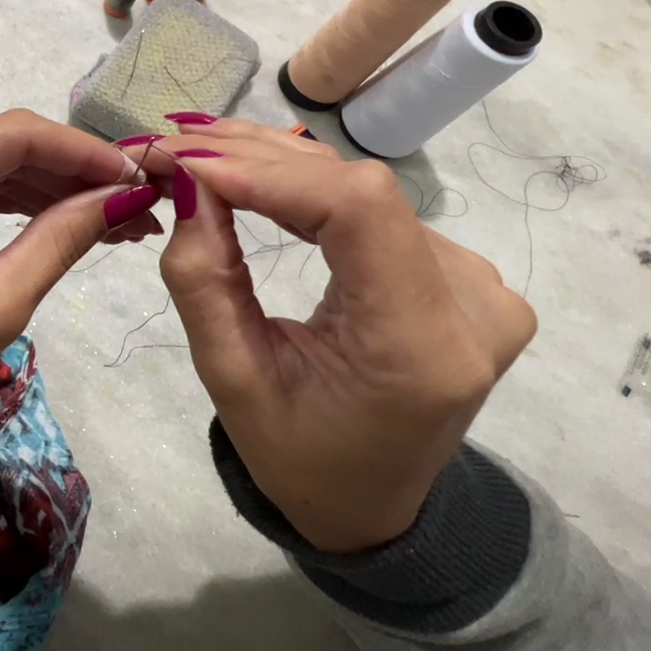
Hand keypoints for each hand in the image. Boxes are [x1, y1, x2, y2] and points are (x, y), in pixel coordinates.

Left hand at [0, 110, 162, 492]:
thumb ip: (60, 238)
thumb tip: (125, 195)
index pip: (9, 136)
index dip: (83, 151)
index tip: (142, 174)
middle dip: (68, 171)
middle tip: (136, 202)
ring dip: (42, 185)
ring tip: (111, 215)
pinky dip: (4, 197)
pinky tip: (57, 213)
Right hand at [155, 119, 535, 551]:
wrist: (371, 503)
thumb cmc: (294, 456)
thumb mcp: (230, 378)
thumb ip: (204, 279)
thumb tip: (187, 184)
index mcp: (420, 346)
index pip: (356, 210)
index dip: (268, 172)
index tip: (187, 162)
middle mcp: (472, 303)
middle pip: (359, 191)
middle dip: (255, 160)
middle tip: (171, 146)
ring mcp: (478, 284)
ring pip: (364, 191)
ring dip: (275, 165)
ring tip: (199, 148)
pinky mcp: (461, 274)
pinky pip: (375, 210)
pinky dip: (305, 187)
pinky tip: (253, 170)